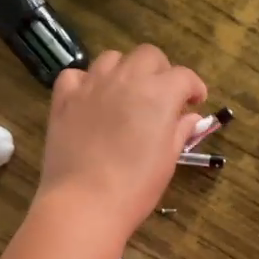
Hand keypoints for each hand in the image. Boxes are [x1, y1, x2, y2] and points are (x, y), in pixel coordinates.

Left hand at [35, 45, 205, 235]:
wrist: (84, 202)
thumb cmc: (135, 187)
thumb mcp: (167, 160)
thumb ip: (179, 131)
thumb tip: (190, 118)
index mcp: (159, 93)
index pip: (183, 76)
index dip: (193, 88)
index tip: (194, 102)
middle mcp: (126, 79)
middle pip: (148, 56)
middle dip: (160, 71)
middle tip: (161, 96)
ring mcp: (92, 86)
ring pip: (112, 59)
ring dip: (124, 71)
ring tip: (125, 94)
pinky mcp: (64, 99)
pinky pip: (74, 75)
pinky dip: (85, 82)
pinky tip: (90, 99)